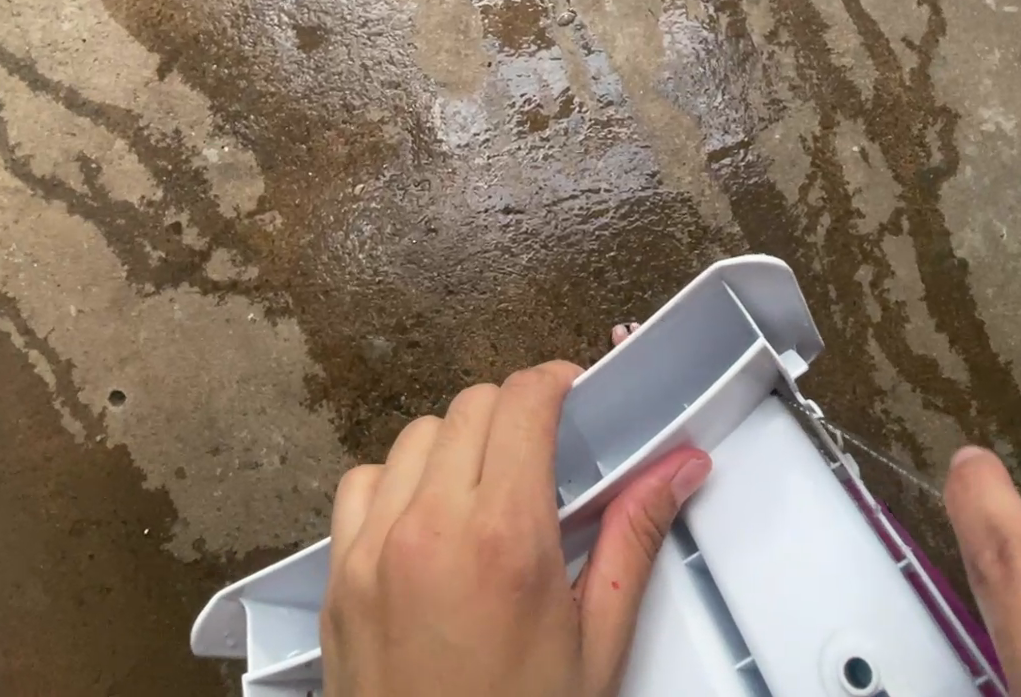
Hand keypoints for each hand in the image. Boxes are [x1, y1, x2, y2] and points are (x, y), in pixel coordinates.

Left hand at [321, 360, 711, 696]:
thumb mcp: (598, 639)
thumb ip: (636, 535)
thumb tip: (682, 467)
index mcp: (507, 536)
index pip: (523, 400)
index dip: (554, 381)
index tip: (572, 394)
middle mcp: (433, 525)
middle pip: (472, 404)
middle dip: (513, 411)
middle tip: (539, 450)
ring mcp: (374, 547)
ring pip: (418, 433)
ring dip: (458, 441)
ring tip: (484, 484)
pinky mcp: (338, 574)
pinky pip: (362, 481)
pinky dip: (396, 479)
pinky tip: (424, 517)